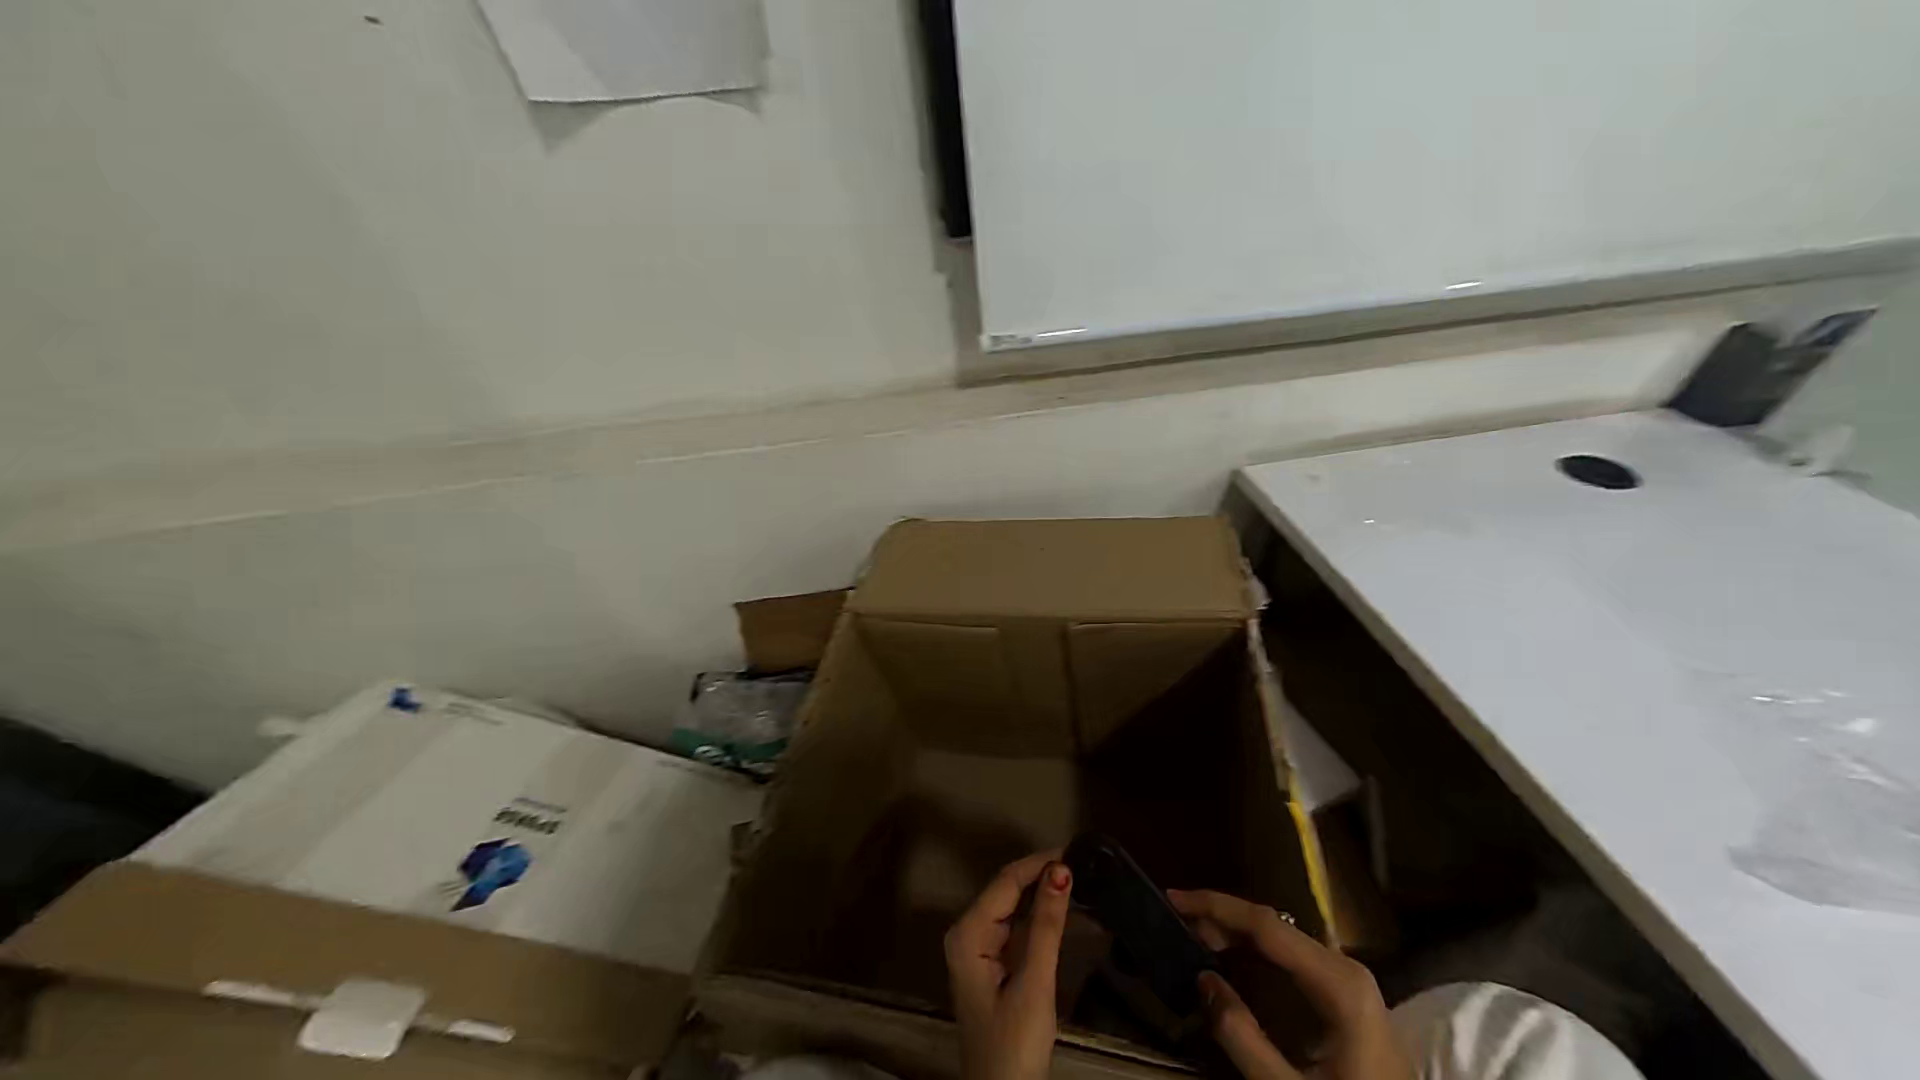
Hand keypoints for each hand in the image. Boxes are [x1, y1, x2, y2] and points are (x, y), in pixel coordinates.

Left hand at [945, 851, 1073, 1079]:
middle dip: (1040, 875)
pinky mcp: (991, 964)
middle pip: (1006, 890)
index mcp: (968, 933)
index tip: (1073, 851)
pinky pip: (1015, 927)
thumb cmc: (1015, 1043)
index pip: (1006, 882)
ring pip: (1012, 907)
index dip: (1038, 863)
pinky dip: (1038, 917)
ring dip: (1041, 894)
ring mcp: (977, 948)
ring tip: (1076, 879)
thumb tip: (1061, 870)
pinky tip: (1060, 909)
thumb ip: (1047, 924)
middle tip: (1080, 864)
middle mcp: (967, 932)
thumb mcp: (1035, 982)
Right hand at [1168, 890, 1409, 1079]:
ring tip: (1193, 934)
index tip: (1172, 898)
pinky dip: (1253, 948)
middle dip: (1220, 916)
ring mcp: (1348, 979)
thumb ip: (1243, 1037)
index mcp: (1337, 982)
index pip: (1265, 924)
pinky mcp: (1346, 995)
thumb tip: (1202, 977)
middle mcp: (1344, 967)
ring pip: (1280, 936)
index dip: (1215, 906)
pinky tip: (1229, 955)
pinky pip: (1291, 956)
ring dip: (1234, 931)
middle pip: (1271, 923)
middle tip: (1175, 920)